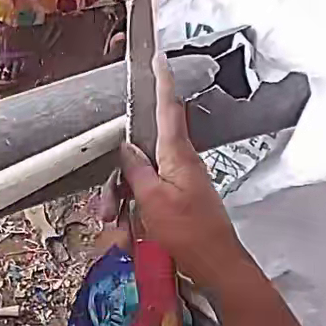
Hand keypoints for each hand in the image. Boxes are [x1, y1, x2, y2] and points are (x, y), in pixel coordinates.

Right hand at [119, 52, 252, 286]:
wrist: (217, 267)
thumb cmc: (189, 234)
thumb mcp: (152, 201)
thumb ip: (136, 170)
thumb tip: (126, 146)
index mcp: (177, 156)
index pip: (168, 110)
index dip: (162, 83)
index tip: (158, 58)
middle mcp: (178, 165)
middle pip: (138, 158)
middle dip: (117, 185)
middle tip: (108, 211)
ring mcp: (178, 185)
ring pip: (138, 184)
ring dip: (123, 208)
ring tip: (122, 235)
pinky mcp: (177, 203)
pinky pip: (147, 203)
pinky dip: (135, 219)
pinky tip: (133, 242)